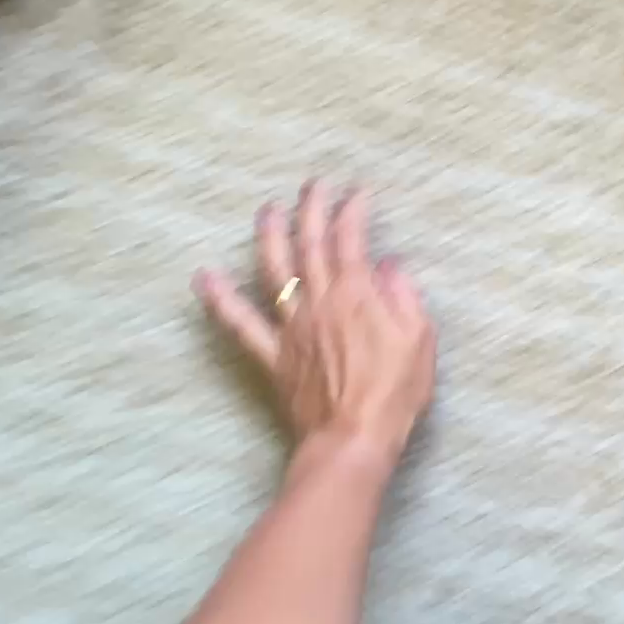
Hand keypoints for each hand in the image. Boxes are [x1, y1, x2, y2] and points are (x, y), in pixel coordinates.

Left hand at [193, 181, 437, 469]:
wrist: (352, 439)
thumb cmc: (395, 389)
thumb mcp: (419, 337)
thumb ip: (403, 295)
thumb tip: (389, 265)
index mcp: (357, 295)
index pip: (351, 240)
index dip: (353, 211)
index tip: (358, 191)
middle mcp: (318, 302)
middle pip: (310, 246)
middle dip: (312, 209)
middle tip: (314, 184)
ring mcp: (290, 327)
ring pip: (274, 272)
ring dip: (269, 236)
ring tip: (267, 210)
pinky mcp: (272, 355)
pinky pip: (241, 324)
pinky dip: (220, 299)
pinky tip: (205, 277)